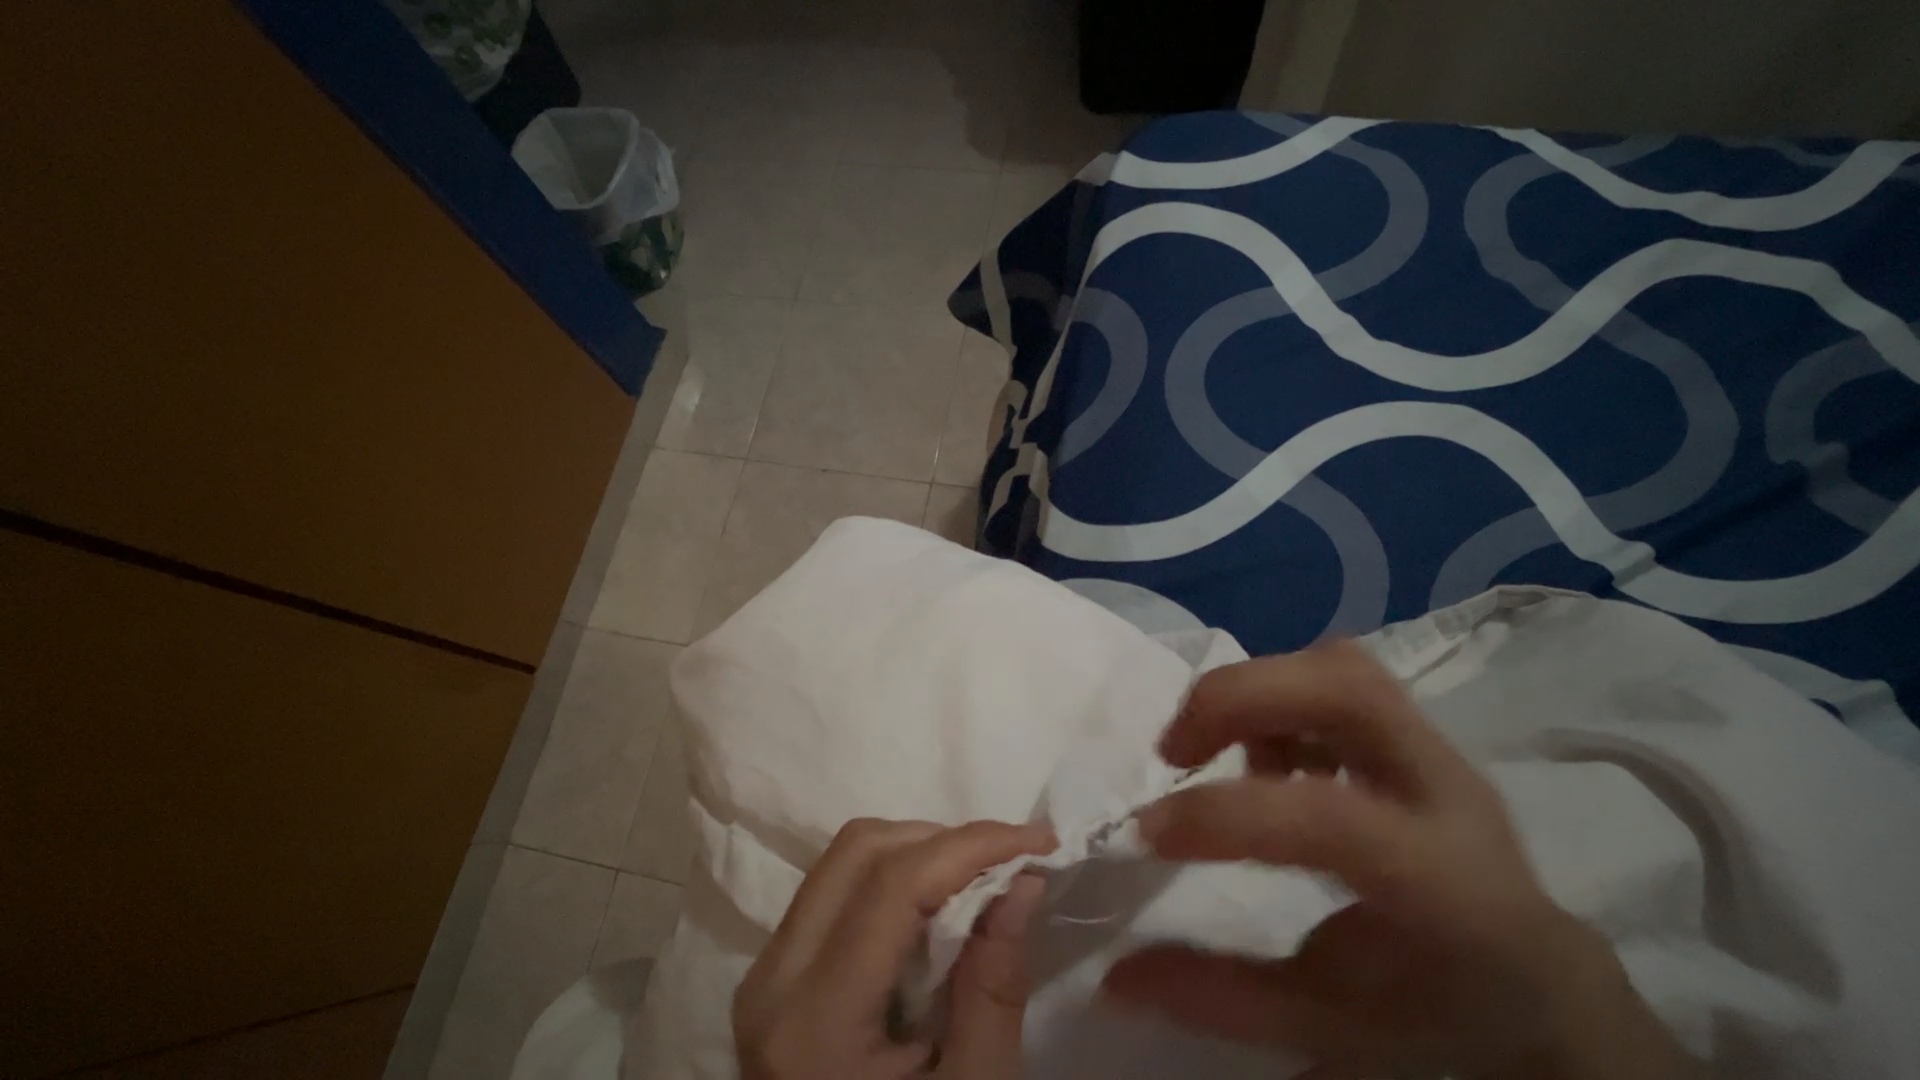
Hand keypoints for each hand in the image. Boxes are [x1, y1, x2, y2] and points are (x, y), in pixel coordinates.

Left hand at [735, 818, 1053, 1079]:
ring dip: (919, 852)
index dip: (971, 845)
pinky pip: (834, 889)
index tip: (1039, 840)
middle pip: (857, 851)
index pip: (892, 885)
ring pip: (842, 860)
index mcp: (814, 1021)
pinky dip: (893, 877)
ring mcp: (764, 973)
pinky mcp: (774, 975)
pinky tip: (939, 905)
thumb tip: (1022, 880)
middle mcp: (771, 980)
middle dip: (944, 840)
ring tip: (982, 881)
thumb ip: (994, 988)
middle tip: (1011, 861)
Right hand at [1104, 641, 1704, 1079]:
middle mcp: (1446, 790)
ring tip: (1209, 748)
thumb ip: (1222, 997)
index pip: (1332, 818)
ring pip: (1340, 667)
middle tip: (1174, 751)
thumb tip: (1114, 975)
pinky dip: (1276, 697)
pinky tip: (1257, 756)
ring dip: (1255, 690)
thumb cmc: (1437, 1012)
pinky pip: (1337, 678)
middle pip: (1347, 686)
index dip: (1227, 815)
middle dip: (1237, 698)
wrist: (1537, 976)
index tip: (1146, 834)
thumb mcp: (1327, 1023)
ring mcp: (1436, 749)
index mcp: (1442, 880)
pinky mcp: (1415, 731)